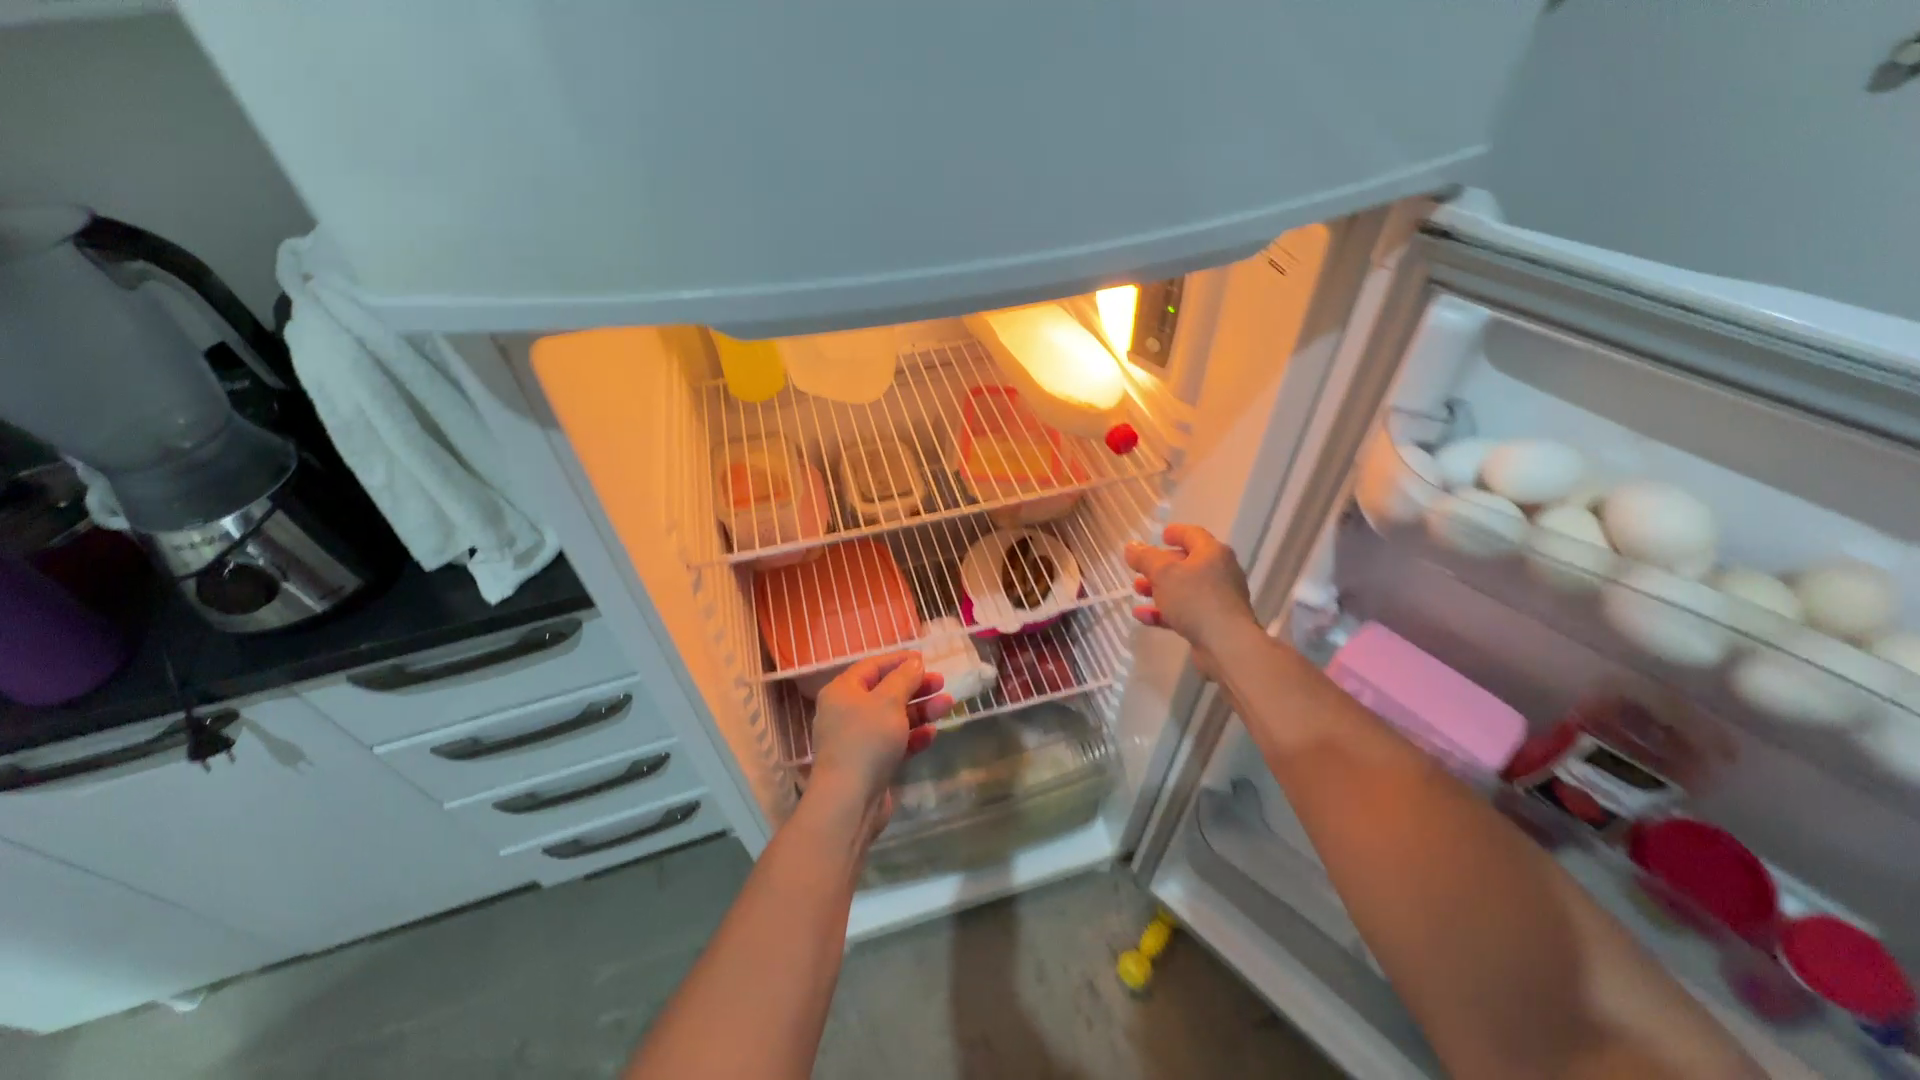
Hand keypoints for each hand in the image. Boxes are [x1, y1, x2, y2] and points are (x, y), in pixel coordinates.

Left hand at [807, 652, 952, 834]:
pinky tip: (932, 734)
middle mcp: (847, 713)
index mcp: (842, 692)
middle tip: (941, 682)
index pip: (871, 667)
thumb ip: (904, 679)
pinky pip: (895, 743)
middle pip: (885, 692)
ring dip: (920, 711)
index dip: (898, 661)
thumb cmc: (866, 740)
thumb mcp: (888, 701)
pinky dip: (913, 736)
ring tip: (948, 705)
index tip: (925, 659)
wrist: (850, 799)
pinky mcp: (871, 763)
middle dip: (915, 687)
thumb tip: (914, 663)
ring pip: (893, 718)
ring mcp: (858, 740)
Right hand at [1125, 523, 1258, 680]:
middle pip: (1187, 563)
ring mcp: (1218, 598)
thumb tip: (1132, 546)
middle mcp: (1220, 572)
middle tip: (1140, 569)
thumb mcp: (1164, 574)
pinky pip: (1186, 611)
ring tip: (1138, 591)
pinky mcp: (1213, 622)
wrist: (1226, 644)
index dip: (1176, 532)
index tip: (1161, 535)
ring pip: (1184, 589)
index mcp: (1212, 553)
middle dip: (1160, 567)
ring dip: (1159, 588)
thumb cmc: (1195, 599)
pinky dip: (1165, 611)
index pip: (1193, 534)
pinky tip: (1143, 616)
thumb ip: (1146, 558)